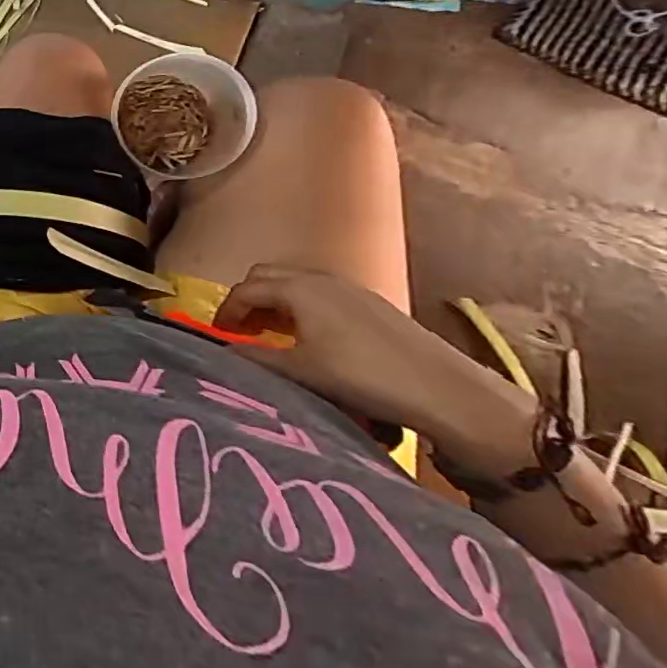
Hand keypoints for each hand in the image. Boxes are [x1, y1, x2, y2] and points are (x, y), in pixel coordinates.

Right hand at [214, 265, 534, 469]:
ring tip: (273, 335)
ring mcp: (350, 288)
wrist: (446, 392)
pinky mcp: (372, 303)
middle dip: (248, 299)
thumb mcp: (302, 371)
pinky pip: (320, 293)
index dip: (226, 310)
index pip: (245, 289)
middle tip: (243, 330)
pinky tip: (311, 337)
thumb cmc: (363, 377)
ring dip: (275, 302)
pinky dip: (301, 307)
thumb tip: (226, 352)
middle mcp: (320, 279)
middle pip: (267, 275)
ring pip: (295, 283)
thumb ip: (257, 358)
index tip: (220, 335)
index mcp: (298, 289)